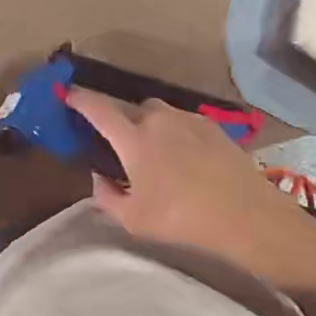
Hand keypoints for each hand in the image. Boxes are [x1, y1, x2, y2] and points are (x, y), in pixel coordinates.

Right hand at [66, 89, 315, 291]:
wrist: (249, 219)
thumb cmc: (183, 220)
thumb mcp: (133, 219)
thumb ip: (107, 195)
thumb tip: (101, 178)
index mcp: (134, 138)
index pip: (98, 108)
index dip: (79, 99)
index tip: (67, 94)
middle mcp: (161, 119)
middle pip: (131, 109)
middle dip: (118, 119)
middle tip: (115, 144)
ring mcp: (191, 120)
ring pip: (159, 114)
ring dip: (148, 126)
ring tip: (151, 154)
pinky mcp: (216, 129)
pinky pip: (183, 123)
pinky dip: (173, 133)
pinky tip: (181, 159)